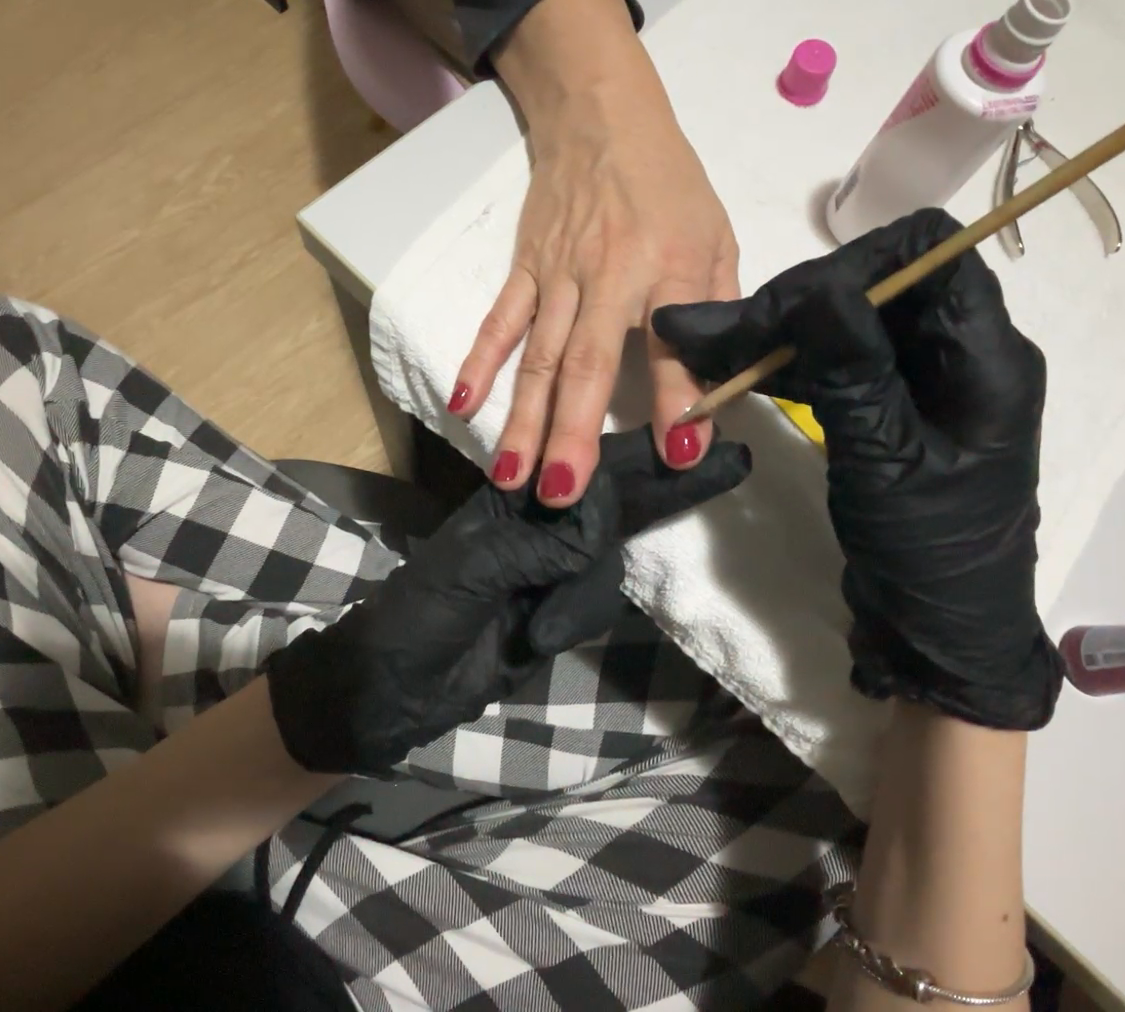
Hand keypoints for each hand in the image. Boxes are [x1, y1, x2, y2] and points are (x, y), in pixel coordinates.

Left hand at [266, 426, 749, 773]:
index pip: (585, 466)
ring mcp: (551, 571)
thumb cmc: (417, 616)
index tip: (695, 434)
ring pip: (605, 566)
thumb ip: (538, 543)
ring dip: (581, 598)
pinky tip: (538, 641)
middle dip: (667, 488)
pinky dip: (574, 622)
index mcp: (511, 498)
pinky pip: (593, 605)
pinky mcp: (558, 612)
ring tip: (538, 630)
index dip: (641, 453)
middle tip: (731, 460)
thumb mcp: (470, 571)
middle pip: (615, 503)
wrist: (393, 690)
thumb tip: (598, 525)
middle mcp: (540, 525)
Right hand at [450, 0, 740, 507]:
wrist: (602, 119)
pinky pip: (499, 319)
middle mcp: (609, 276)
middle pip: (586, 361)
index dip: (676, 397)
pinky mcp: (524, 268)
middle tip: (560, 491)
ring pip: (537, 355)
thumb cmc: (671, 188)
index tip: (677, 454)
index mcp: (670, 266)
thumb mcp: (716, 239)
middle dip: (572, 429)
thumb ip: (717, 310)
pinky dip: (479, 361)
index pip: (674, 341)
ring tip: (511, 475)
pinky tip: (463, 405)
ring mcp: (557, 273)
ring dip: (523, 417)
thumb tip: (719, 386)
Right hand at [652, 209, 1061, 730]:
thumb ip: (850, 369)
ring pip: (846, 327)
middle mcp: (958, 355)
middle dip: (793, 303)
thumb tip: (815, 283)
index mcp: (985, 356)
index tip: (776, 307)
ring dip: (778, 335)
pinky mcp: (890, 412)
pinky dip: (787, 368)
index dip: (850, 265)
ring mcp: (922, 384)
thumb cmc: (926, 553)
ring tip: (703, 349)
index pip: (928, 254)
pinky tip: (735, 375)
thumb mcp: (882, 459)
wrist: (937, 634)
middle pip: (876, 288)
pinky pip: (837, 367)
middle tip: (710, 333)